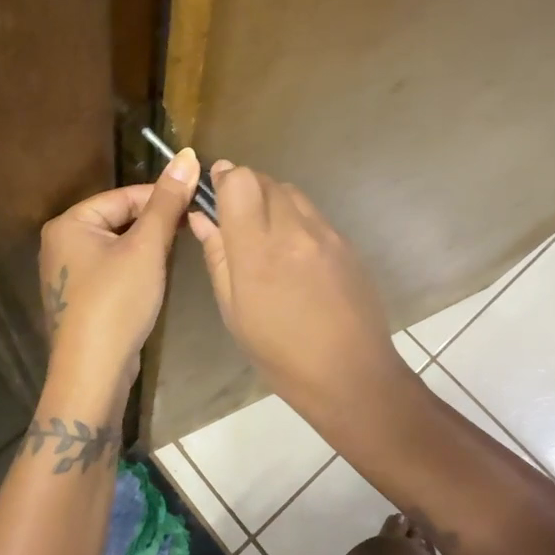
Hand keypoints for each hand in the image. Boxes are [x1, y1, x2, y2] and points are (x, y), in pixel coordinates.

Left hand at [38, 148, 200, 397]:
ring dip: (147, 248)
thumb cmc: (116, 302)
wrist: (92, 372)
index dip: (161, 198)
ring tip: (177, 253)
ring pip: (117, 246)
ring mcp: (67, 273)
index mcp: (69, 223)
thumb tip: (187, 155)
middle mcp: (60, 243)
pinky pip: (111, 270)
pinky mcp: (78, 298)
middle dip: (154, 224)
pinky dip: (135, 269)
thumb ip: (167, 202)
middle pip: (118, 219)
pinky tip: (156, 280)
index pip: (123, 196)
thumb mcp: (146, 248)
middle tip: (190, 230)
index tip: (196, 205)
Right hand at [188, 161, 406, 411]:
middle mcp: (294, 232)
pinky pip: (313, 214)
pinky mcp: (346, 243)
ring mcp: (326, 234)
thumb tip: (202, 217)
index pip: (240, 181)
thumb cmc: (280, 355)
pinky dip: (295, 219)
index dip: (224, 179)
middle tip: (235, 218)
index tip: (215, 194)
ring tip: (264, 235)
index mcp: (258, 252)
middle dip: (245, 188)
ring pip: (291, 192)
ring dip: (271, 200)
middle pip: (264, 179)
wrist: (352, 376)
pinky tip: (293, 254)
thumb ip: (218, 257)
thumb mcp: (234, 312)